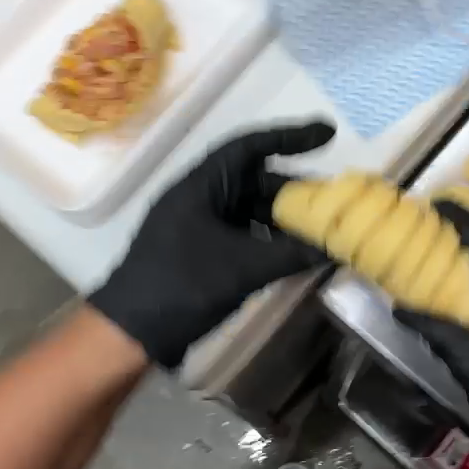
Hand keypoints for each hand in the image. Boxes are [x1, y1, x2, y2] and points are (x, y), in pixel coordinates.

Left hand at [89, 121, 336, 366]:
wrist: (130, 334)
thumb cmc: (181, 288)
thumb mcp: (242, 268)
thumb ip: (291, 254)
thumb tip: (337, 247)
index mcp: (200, 186)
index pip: (249, 147)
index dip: (290, 136)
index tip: (328, 134)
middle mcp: (200, 198)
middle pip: (256, 181)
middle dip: (296, 189)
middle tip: (334, 200)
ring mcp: (200, 225)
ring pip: (252, 210)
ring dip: (286, 218)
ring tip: (323, 230)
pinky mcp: (203, 251)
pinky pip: (245, 234)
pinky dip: (271, 240)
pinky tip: (297, 254)